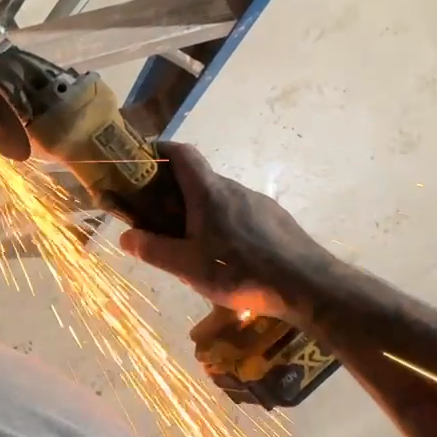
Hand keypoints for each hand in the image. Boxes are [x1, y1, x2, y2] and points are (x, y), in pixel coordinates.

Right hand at [118, 142, 331, 321]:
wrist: (310, 286)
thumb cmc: (241, 271)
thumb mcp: (187, 267)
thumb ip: (153, 250)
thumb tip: (125, 237)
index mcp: (208, 193)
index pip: (182, 154)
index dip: (159, 150)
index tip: (141, 161)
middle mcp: (234, 189)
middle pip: (198, 179)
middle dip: (173, 191)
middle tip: (156, 217)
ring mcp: (259, 204)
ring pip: (220, 199)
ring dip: (199, 211)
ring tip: (190, 243)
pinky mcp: (276, 221)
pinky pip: (240, 214)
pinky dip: (223, 224)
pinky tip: (225, 255)